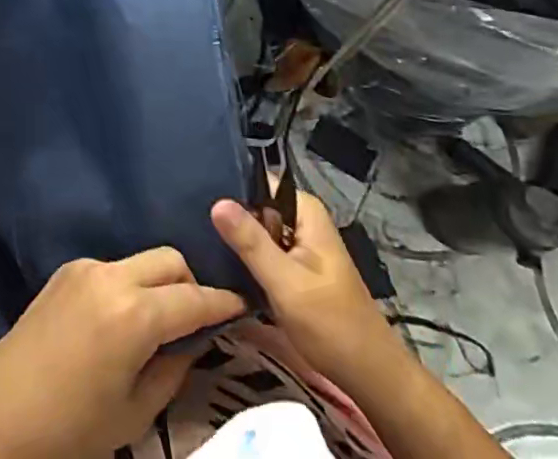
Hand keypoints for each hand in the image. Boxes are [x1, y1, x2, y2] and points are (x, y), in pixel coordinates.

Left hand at [0, 248, 245, 458]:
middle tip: (196, 319)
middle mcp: (113, 277)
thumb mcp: (136, 410)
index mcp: (135, 314)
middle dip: (191, 284)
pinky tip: (122, 318)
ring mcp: (87, 267)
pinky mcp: (68, 268)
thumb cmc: (71, 424)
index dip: (223, 303)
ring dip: (159, 283)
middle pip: (171, 260)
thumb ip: (174, 368)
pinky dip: (131, 284)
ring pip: (142, 259)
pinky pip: (115, 267)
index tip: (242, 306)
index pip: (195, 298)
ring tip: (158, 320)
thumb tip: (193, 340)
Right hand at [211, 191, 403, 388]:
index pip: (260, 183)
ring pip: (256, 231)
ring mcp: (296, 246)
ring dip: (232, 238)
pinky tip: (215, 262)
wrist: (367, 374)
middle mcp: (301, 221)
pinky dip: (242, 258)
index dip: (230, 188)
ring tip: (195, 239)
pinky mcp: (290, 269)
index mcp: (306, 212)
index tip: (195, 196)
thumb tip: (217, 202)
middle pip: (255, 206)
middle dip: (228, 216)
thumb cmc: (331, 325)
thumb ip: (251, 242)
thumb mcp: (286, 283)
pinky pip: (260, 252)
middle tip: (190, 223)